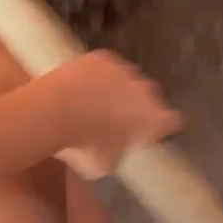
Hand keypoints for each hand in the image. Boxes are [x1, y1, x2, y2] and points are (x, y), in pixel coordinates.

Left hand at [45, 51, 180, 178]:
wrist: (51, 112)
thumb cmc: (80, 146)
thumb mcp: (104, 165)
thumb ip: (119, 155)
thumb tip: (112, 152)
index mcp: (158, 118)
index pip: (172, 122)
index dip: (158, 128)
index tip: (144, 133)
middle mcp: (148, 90)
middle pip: (150, 97)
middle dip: (137, 106)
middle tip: (114, 118)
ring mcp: (125, 70)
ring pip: (127, 79)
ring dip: (116, 87)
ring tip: (92, 99)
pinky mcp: (102, 56)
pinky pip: (104, 65)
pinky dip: (96, 73)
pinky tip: (81, 83)